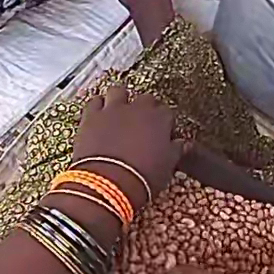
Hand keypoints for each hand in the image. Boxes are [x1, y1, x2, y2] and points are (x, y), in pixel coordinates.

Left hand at [71, 85, 181, 210]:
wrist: (109, 181)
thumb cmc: (143, 177)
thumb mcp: (167, 166)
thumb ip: (175, 150)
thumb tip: (182, 144)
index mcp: (160, 120)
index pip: (167, 113)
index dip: (164, 124)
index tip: (162, 134)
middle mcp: (138, 109)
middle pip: (146, 99)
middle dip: (146, 108)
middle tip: (143, 124)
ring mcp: (113, 110)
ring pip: (119, 91)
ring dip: (121, 99)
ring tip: (120, 111)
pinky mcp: (91, 116)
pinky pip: (95, 101)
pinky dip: (98, 105)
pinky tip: (100, 113)